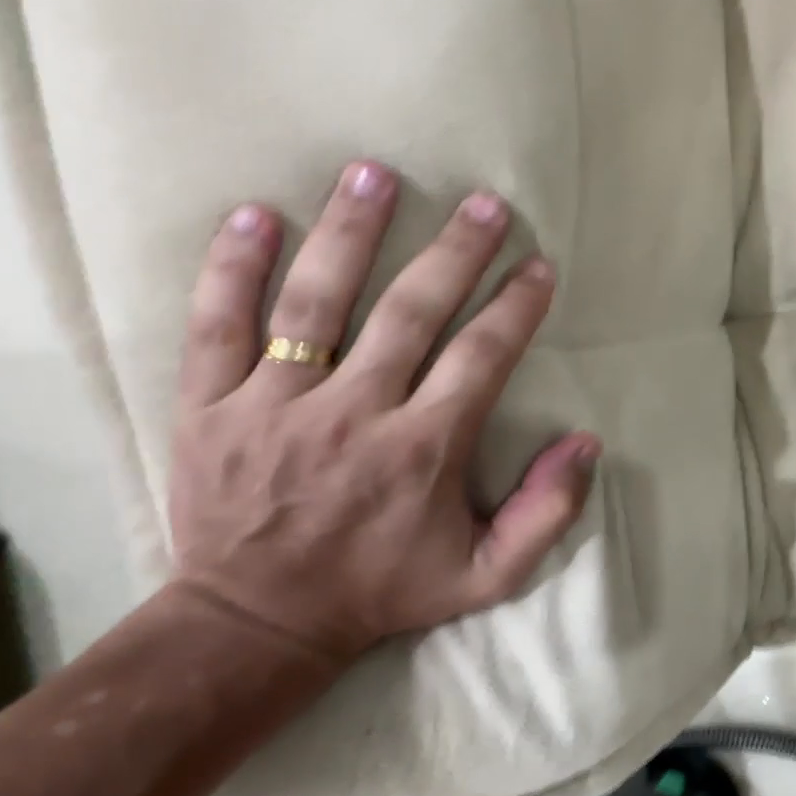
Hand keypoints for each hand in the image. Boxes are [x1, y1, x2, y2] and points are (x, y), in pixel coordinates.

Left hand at [166, 161, 598, 658]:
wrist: (259, 620)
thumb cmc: (386, 590)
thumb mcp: (489, 574)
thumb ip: (547, 513)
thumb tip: (586, 442)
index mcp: (424, 449)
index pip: (481, 356)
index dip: (515, 306)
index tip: (538, 267)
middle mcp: (355, 413)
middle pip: (410, 312)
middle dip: (454, 253)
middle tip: (483, 204)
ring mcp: (276, 405)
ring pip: (314, 302)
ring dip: (349, 233)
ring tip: (375, 175)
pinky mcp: (210, 408)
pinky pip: (215, 326)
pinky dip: (232, 268)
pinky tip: (255, 216)